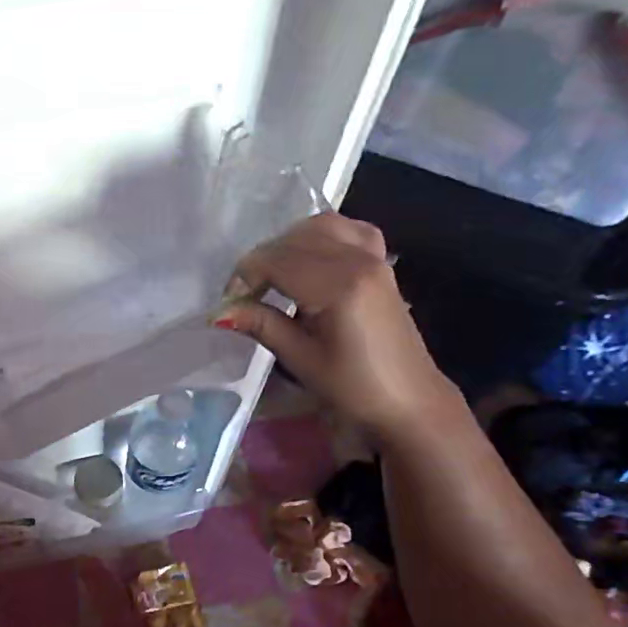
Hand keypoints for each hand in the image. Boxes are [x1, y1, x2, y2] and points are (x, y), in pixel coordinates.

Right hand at [215, 213, 460, 440]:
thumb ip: (262, 325)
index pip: (276, 260)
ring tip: (271, 276)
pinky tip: (307, 260)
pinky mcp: (381, 263)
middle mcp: (358, 260)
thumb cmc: (352, 388)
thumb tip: (220, 312)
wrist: (407, 400)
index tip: (229, 306)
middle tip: (244, 296)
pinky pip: (348, 230)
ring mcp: (374, 257)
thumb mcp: (300, 359)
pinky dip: (320, 237)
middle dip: (260, 262)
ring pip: (320, 226)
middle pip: (294, 240)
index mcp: (338, 286)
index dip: (244, 278)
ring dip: (287, 244)